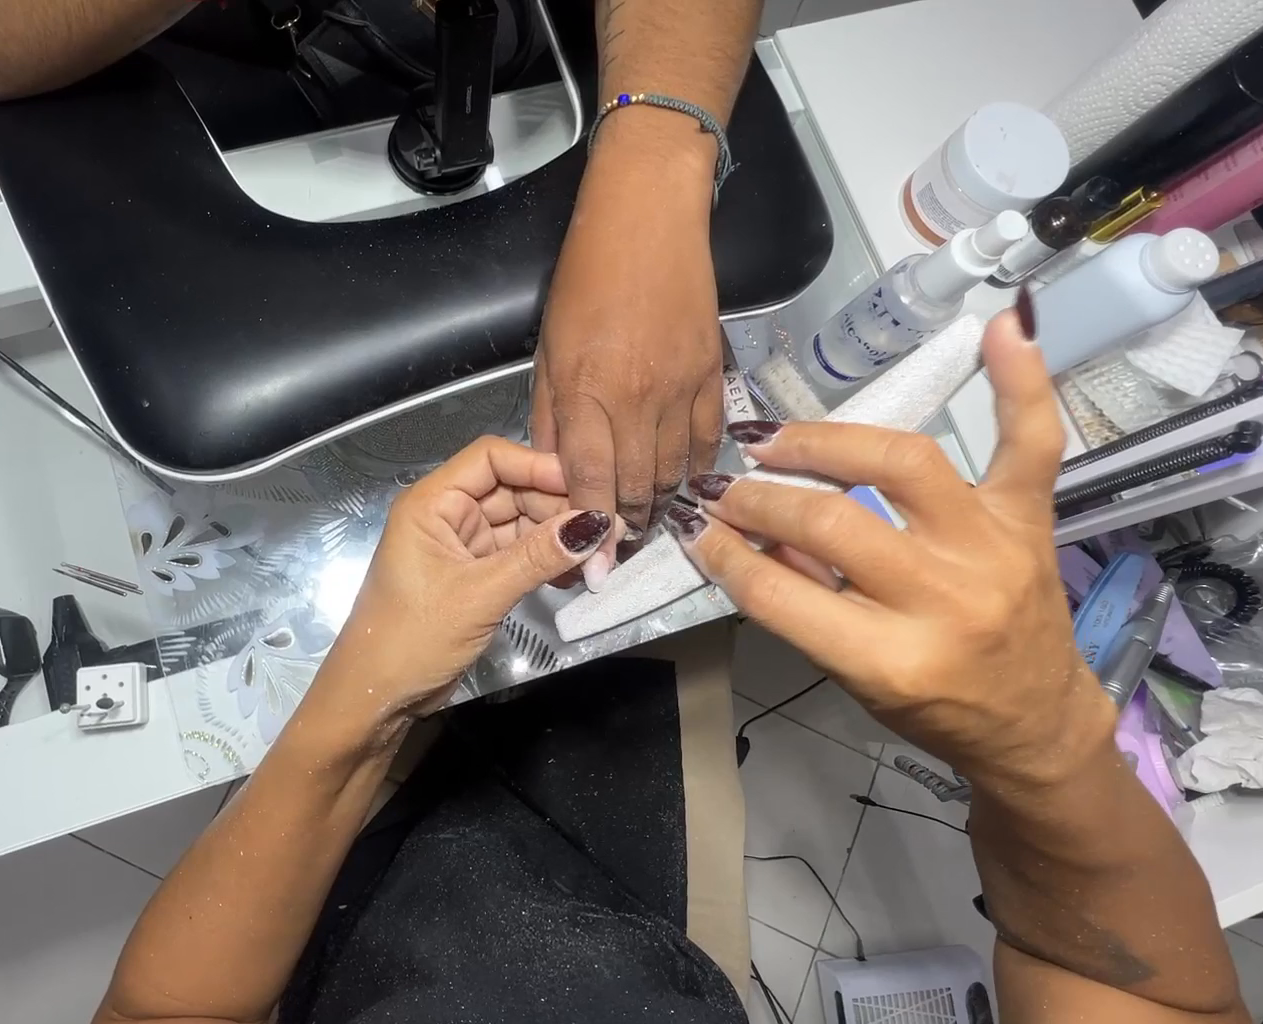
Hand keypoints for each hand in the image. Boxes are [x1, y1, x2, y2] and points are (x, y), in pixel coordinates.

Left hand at [317, 436, 611, 719]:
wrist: (376, 698)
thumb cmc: (411, 638)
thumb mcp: (479, 595)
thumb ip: (537, 557)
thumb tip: (596, 524)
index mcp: (432, 502)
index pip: (492, 458)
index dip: (540, 466)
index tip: (587, 487)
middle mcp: (448, 515)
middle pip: (514, 490)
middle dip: (560, 510)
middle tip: (611, 533)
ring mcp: (463, 546)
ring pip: (522, 525)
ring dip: (560, 539)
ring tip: (604, 556)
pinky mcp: (475, 576)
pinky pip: (519, 555)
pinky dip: (547, 563)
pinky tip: (578, 574)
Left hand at [533, 109, 723, 582]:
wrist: (649, 217)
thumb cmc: (585, 280)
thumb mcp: (548, 350)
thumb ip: (552, 415)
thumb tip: (554, 470)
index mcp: (586, 395)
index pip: (589, 484)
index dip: (590, 532)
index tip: (592, 568)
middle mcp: (636, 402)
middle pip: (636, 489)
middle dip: (626, 528)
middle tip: (618, 549)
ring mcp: (682, 390)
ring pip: (674, 473)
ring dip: (660, 505)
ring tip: (647, 523)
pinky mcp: (714, 376)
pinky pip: (709, 442)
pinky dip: (697, 470)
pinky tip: (685, 485)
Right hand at [672, 306, 1114, 788]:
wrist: (1034, 723)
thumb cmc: (930, 710)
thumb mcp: (848, 676)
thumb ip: (798, 599)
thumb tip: (742, 533)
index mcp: (893, 659)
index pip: (778, 592)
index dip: (721, 553)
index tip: (691, 525)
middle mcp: (946, 599)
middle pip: (830, 521)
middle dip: (758, 499)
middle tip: (720, 487)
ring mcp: (995, 549)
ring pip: (902, 464)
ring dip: (825, 442)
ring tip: (774, 438)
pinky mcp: (1030, 522)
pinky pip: (1032, 444)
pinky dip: (1021, 383)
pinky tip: (1005, 325)